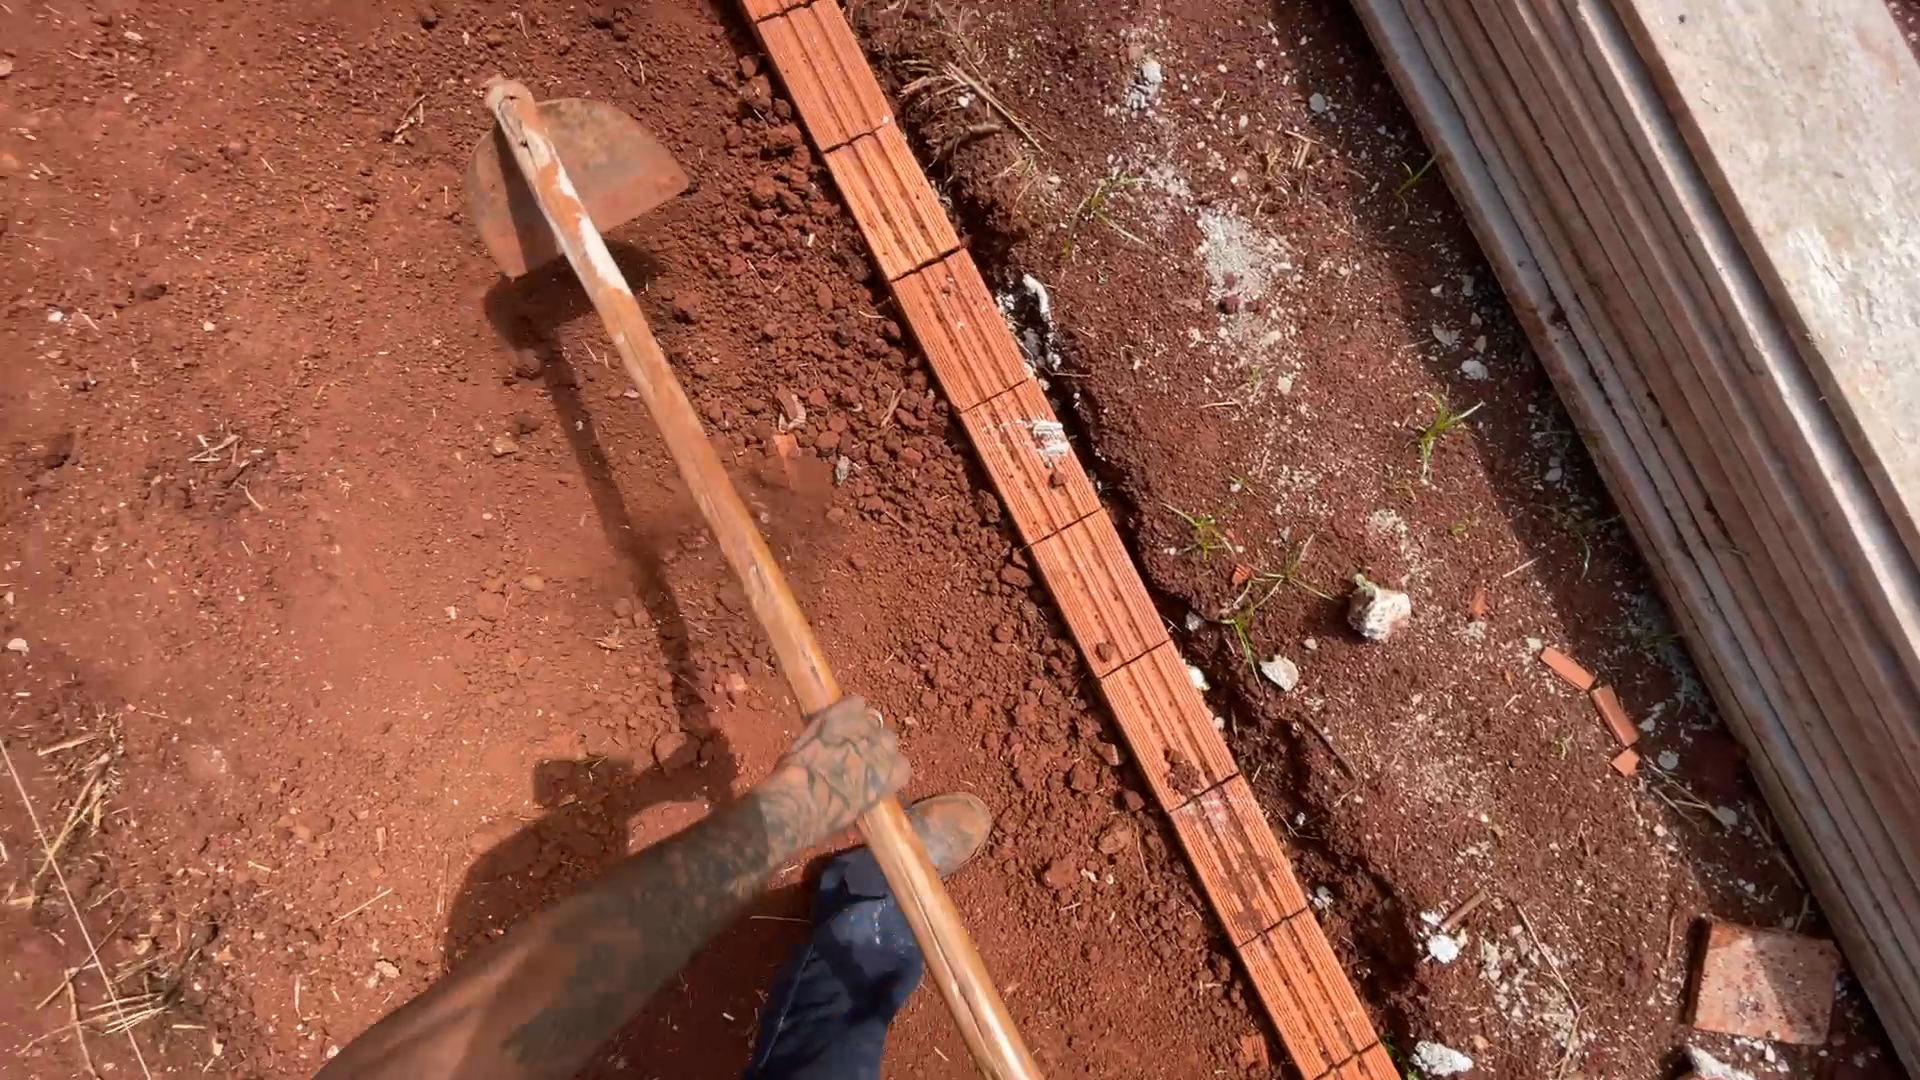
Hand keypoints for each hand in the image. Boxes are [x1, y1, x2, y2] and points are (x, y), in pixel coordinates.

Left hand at [761, 696, 908, 844]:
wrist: (803, 797)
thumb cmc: (829, 814)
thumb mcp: (857, 808)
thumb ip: (866, 790)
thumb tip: (859, 789)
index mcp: (893, 773)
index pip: (901, 765)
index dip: (885, 768)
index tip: (873, 774)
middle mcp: (885, 746)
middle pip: (888, 739)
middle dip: (874, 746)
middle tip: (854, 756)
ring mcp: (864, 727)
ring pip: (871, 719)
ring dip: (860, 728)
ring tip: (842, 737)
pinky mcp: (841, 713)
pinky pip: (854, 702)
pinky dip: (847, 708)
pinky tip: (836, 718)